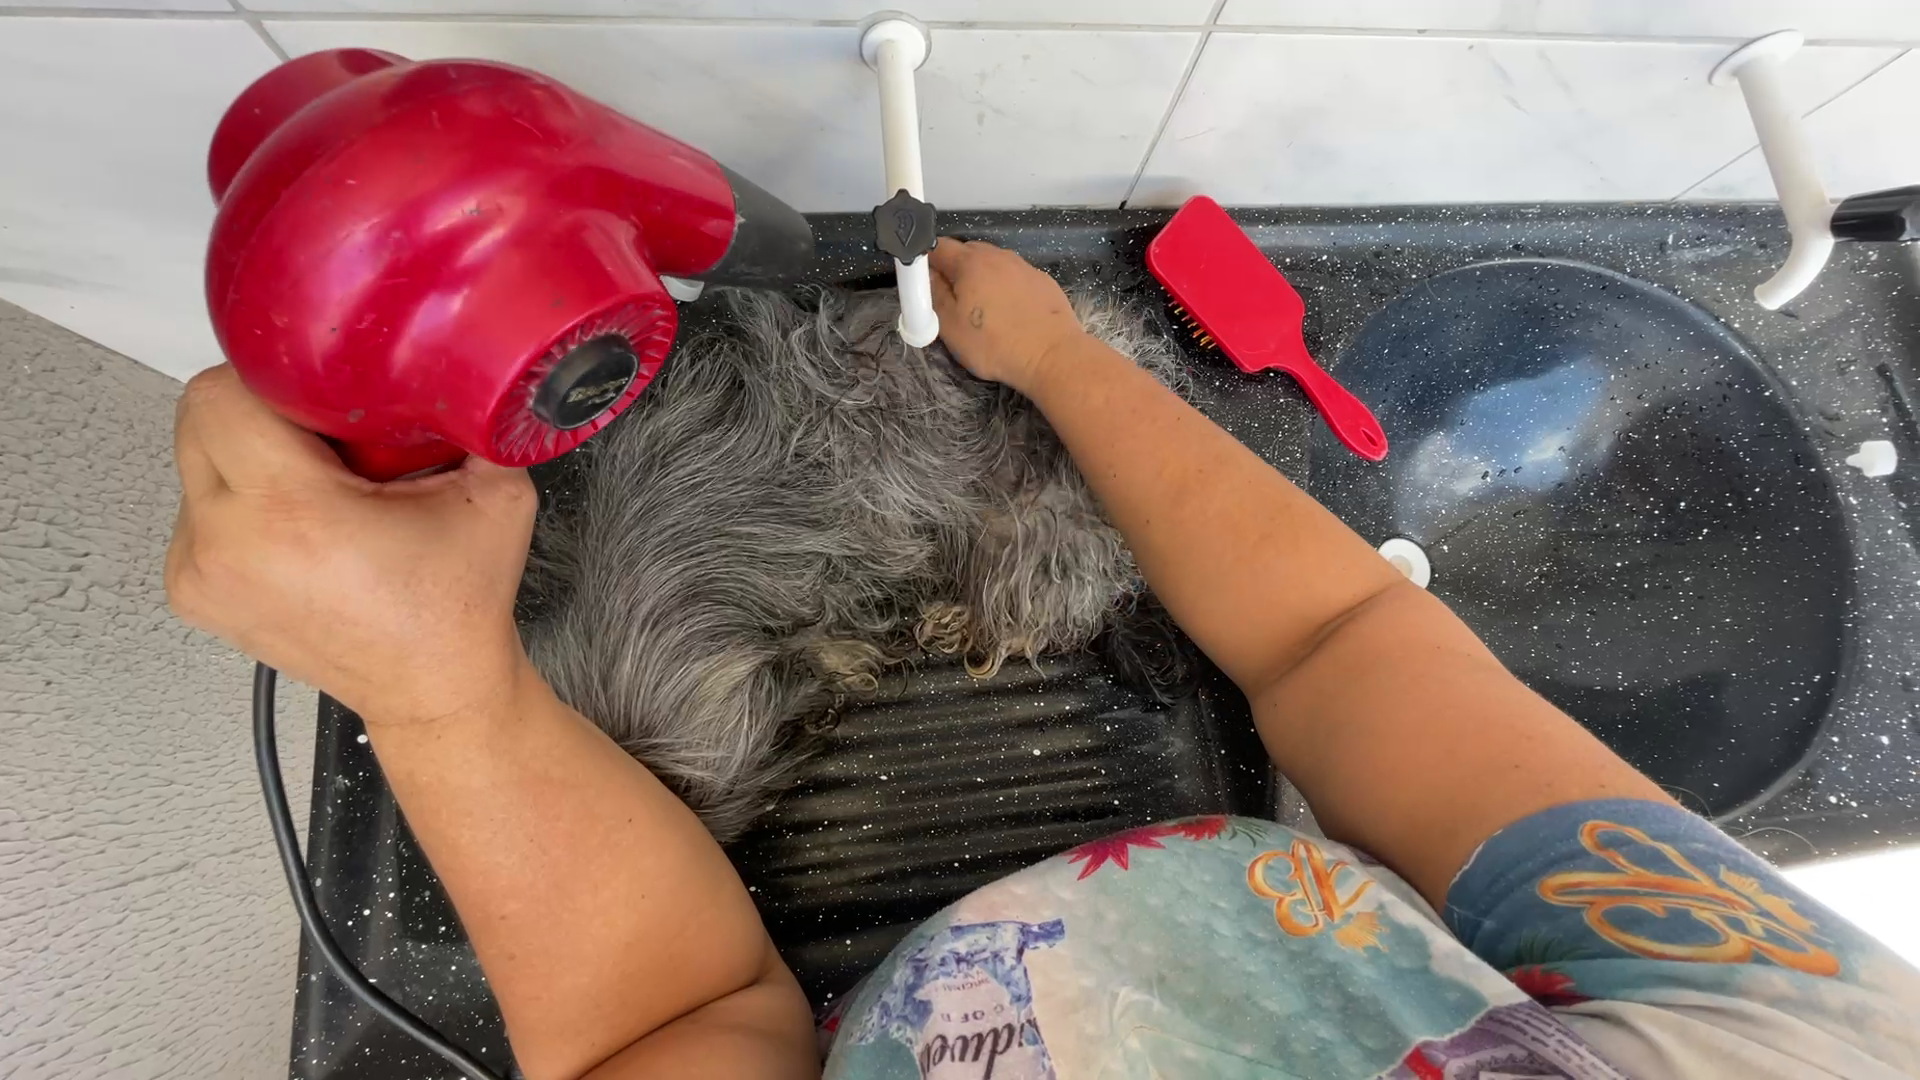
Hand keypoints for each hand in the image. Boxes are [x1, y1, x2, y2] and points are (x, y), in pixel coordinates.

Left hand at [165, 365, 536, 726]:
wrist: (436, 683)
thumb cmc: (459, 605)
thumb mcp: (500, 501)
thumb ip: (480, 433)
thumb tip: (469, 390)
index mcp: (293, 513)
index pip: (223, 395)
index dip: (275, 378)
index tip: (325, 392)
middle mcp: (224, 543)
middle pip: (199, 421)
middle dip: (268, 415)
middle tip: (338, 440)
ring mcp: (198, 571)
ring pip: (198, 466)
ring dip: (257, 461)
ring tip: (330, 495)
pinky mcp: (193, 591)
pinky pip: (201, 513)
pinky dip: (248, 506)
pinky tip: (309, 533)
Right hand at [929, 238, 1089, 393]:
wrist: (1052, 356)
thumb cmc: (996, 345)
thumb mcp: (951, 327)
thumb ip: (934, 296)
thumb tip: (928, 276)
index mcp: (970, 262)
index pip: (938, 246)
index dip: (926, 262)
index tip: (924, 283)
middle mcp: (998, 256)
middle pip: (967, 252)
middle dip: (954, 270)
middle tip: (952, 301)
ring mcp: (1023, 266)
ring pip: (993, 264)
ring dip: (982, 280)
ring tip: (983, 311)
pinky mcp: (1042, 281)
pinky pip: (1014, 278)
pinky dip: (1006, 289)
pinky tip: (1010, 314)